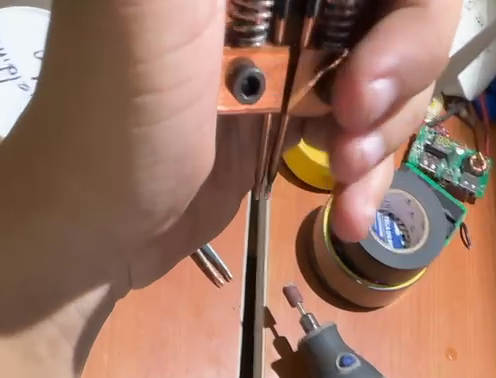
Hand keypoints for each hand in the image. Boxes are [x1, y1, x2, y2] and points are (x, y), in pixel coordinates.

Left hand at [0, 0, 462, 290]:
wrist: (94, 236)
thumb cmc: (110, 122)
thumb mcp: (145, 7)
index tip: (368, 42)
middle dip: (401, 54)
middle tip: (352, 114)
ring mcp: (289, 44)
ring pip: (396, 56)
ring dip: (389, 123)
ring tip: (345, 174)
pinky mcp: (295, 110)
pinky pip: (372, 119)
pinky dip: (373, 167)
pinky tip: (349, 211)